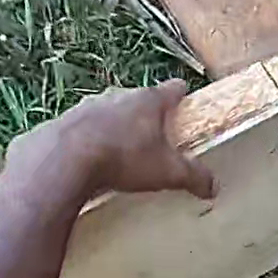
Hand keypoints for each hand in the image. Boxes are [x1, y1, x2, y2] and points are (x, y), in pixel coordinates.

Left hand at [14, 80, 215, 200]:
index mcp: (148, 101)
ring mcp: (88, 106)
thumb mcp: (169, 172)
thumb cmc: (125, 158)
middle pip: (138, 99)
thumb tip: (213, 188)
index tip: (185, 93)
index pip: (171, 90)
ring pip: (109, 111)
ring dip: (117, 125)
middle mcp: (118, 95)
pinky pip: (84, 128)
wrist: (64, 159)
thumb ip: (193, 177)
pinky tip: (92, 158)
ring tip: (123, 146)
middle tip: (155, 130)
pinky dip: (91, 139)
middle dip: (147, 113)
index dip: (180, 93)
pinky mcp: (64, 122)